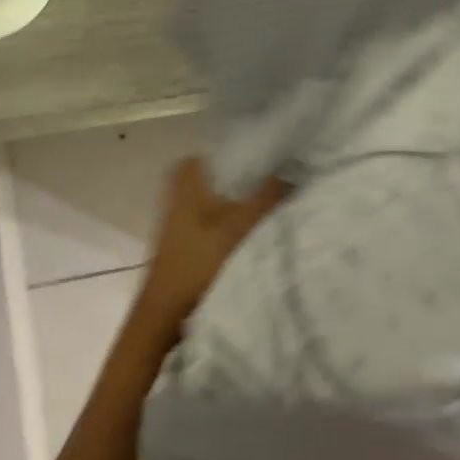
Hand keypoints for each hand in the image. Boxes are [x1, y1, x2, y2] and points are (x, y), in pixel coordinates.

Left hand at [137, 158, 290, 324]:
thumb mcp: (240, 226)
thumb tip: (293, 173)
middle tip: (286, 179)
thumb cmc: (199, 262)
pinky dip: (238, 213)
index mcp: (187, 174)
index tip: (285, 157)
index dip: (257, 150)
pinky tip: (259, 224)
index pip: (228, 147)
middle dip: (256, 174)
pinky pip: (220, 209)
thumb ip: (268, 196)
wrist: (166, 312)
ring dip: (248, 196)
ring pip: (225, 191)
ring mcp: (182, 209)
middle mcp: (181, 184)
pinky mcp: (188, 231)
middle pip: (229, 170)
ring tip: (279, 200)